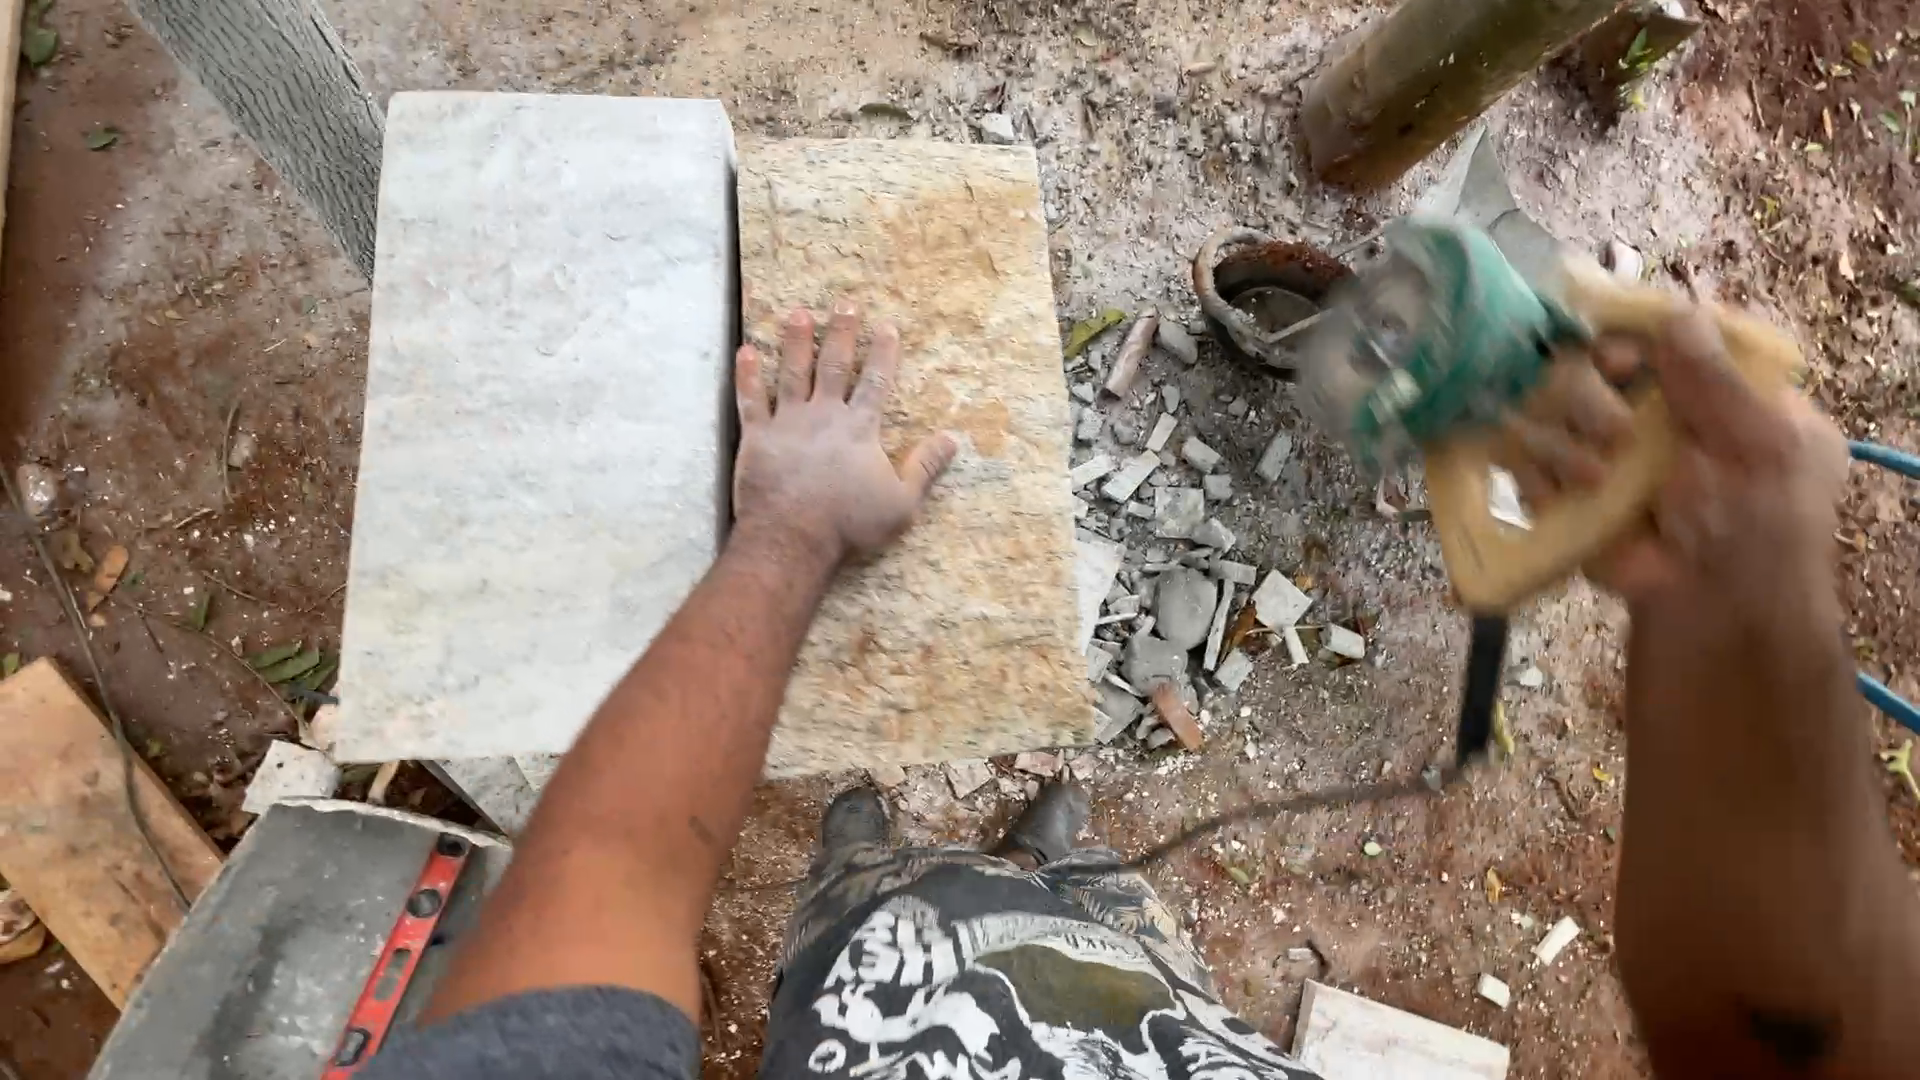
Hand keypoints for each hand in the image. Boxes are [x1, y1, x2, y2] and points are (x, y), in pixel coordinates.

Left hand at [731, 300, 957, 566]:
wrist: (793, 538)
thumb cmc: (851, 524)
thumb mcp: (902, 503)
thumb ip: (925, 468)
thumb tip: (952, 439)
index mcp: (860, 429)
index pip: (876, 382)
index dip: (884, 353)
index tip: (886, 325)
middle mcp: (825, 416)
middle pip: (835, 365)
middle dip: (841, 333)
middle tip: (843, 302)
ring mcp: (788, 423)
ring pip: (792, 372)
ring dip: (795, 341)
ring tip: (798, 313)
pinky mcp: (757, 437)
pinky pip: (751, 400)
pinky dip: (748, 375)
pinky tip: (746, 351)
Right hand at [1493, 310, 1847, 617]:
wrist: (1699, 600)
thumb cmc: (1751, 522)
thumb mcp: (1757, 444)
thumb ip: (1715, 382)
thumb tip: (1676, 315)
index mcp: (1708, 395)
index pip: (1655, 345)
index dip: (1629, 344)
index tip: (1618, 359)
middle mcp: (1645, 414)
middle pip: (1584, 373)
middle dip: (1589, 400)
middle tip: (1611, 432)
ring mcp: (1594, 449)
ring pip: (1542, 413)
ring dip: (1562, 444)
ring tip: (1593, 478)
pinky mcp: (1556, 485)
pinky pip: (1520, 460)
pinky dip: (1534, 475)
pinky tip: (1558, 494)